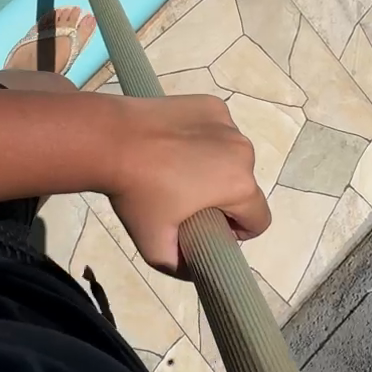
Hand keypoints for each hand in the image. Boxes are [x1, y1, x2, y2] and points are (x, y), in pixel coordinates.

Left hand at [103, 94, 271, 275]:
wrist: (112, 138)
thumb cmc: (137, 194)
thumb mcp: (156, 248)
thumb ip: (184, 268)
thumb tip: (198, 267)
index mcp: (239, 185)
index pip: (259, 220)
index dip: (237, 231)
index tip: (207, 226)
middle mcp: (243, 150)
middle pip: (245, 185)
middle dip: (223, 197)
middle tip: (185, 198)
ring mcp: (227, 121)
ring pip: (232, 155)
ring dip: (215, 165)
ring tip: (177, 168)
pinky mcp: (211, 103)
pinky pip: (217, 129)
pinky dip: (204, 138)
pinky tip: (176, 141)